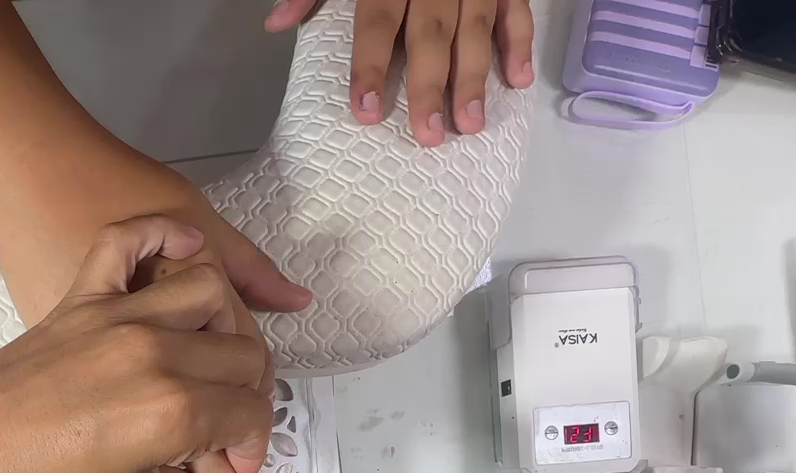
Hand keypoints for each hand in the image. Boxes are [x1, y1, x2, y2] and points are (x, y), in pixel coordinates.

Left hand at [0, 216, 271, 472]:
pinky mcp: (78, 299)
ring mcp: (115, 316)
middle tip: (228, 428)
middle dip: (251, 395)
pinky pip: (127, 242)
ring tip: (212, 362)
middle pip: (243, 353)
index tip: (235, 468)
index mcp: (169, 412)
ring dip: (227, 323)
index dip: (252, 444)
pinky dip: (160, 235)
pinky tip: (183, 249)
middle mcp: (154, 353)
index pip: (248, 412)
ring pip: (209, 289)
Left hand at [265, 0, 535, 147]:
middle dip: (430, 85)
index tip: (366, 113)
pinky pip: (517, 3)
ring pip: (477, 24)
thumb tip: (276, 24)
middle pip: (431, 32)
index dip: (370, 67)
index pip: (377, 21)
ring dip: (475, 75)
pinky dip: (520, 39)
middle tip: (428, 136)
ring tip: (470, 124)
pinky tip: (516, 80)